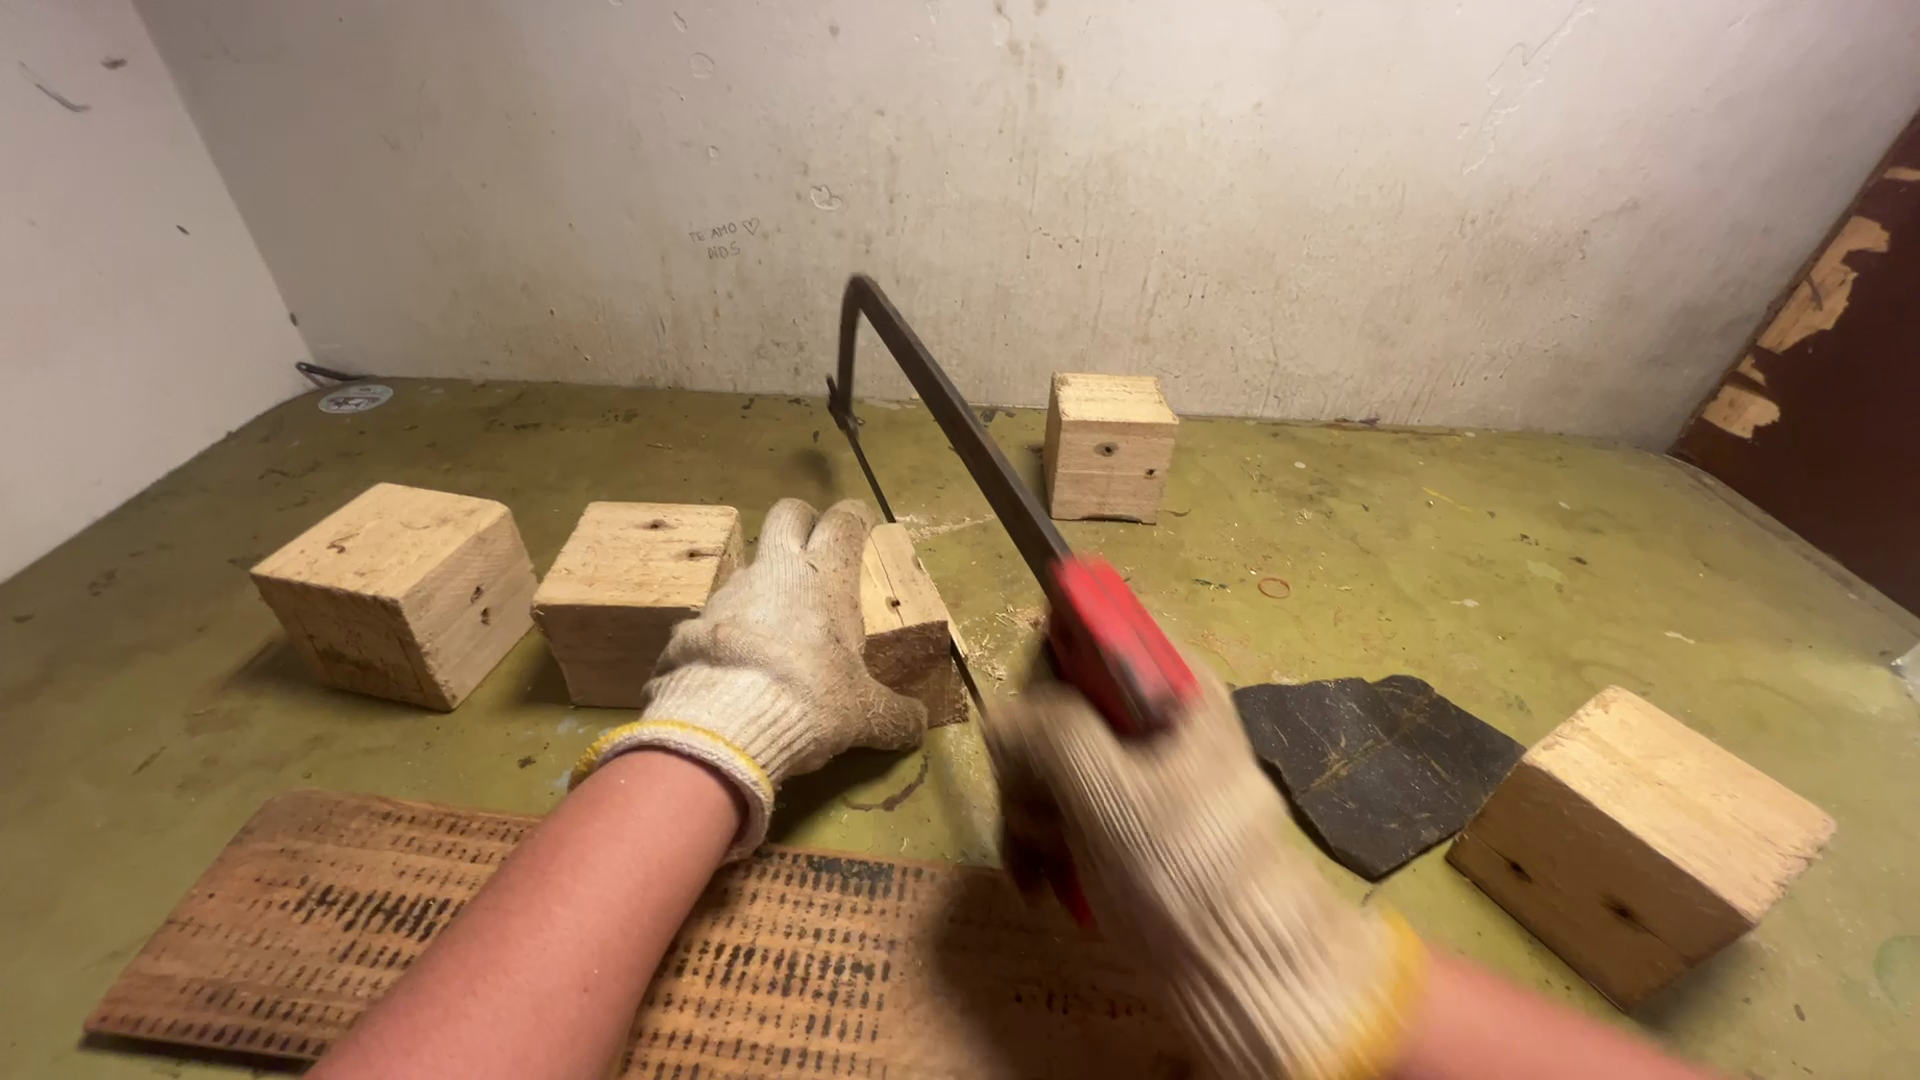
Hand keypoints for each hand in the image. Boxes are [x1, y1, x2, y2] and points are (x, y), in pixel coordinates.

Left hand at [572, 498, 927, 857]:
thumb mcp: (865, 715)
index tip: (862, 524)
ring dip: (765, 586)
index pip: (844, 522)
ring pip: (750, 566)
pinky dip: (731, 632)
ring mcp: (729, 593)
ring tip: (776, 630)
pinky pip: (716, 616)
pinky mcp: (691, 624)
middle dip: (802, 521)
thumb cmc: (812, 702)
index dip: (855, 517)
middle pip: (787, 514)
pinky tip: (736, 668)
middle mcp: (777, 573)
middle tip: (815, 548)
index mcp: (827, 580)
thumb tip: (918, 726)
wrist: (723, 725)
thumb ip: (894, 715)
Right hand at [984, 656, 1426, 1079]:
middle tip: (1029, 815)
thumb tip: (1002, 712)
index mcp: (1176, 687)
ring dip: (1032, 809)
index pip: (1093, 636)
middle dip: (1032, 765)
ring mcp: (1146, 762)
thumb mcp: (1115, 799)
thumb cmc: (1188, 877)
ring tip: (1037, 865)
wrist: (1246, 977)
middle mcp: (1162, 713)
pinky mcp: (1132, 807)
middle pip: (1063, 704)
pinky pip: (1070, 796)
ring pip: (1056, 755)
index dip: (1047, 675)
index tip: (1023, 729)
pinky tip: (1042, 876)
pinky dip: (1047, 834)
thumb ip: (1056, 735)